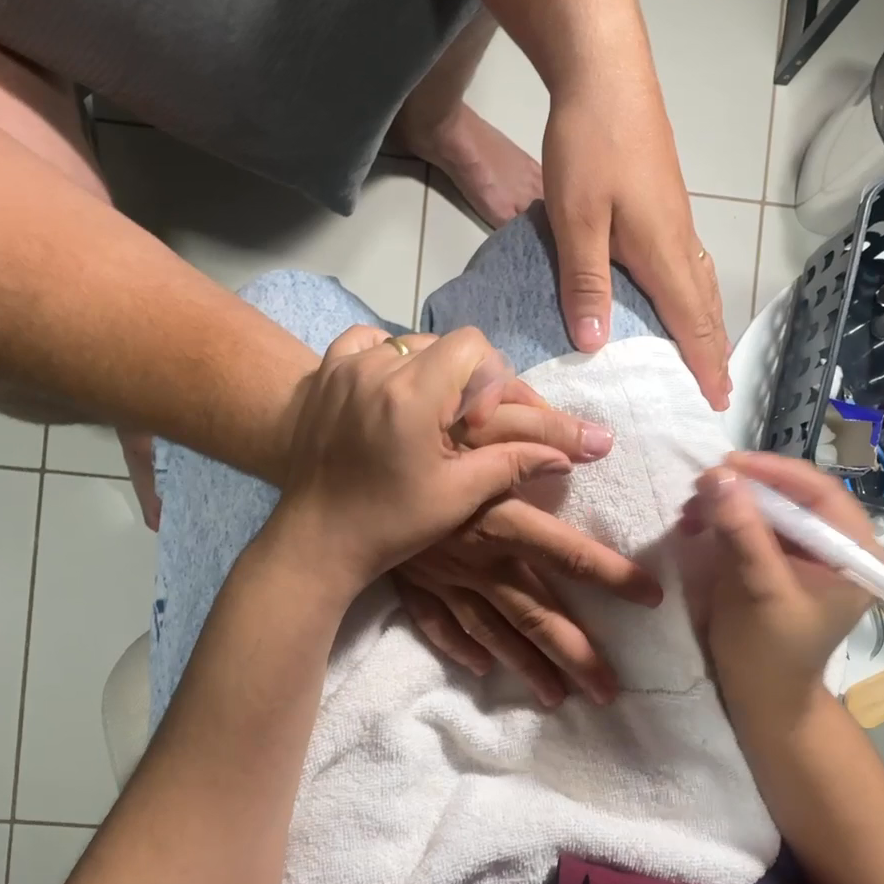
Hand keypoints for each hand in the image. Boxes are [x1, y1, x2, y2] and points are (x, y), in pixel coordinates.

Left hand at [271, 325, 574, 589]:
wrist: (316, 540)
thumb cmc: (391, 524)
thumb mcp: (459, 495)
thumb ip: (514, 462)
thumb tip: (566, 454)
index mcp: (412, 394)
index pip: (472, 346)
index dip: (488, 380)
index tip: (477, 426)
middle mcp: (375, 368)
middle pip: (443, 343)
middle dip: (463, 378)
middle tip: (461, 426)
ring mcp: (342, 368)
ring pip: (407, 343)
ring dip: (426, 370)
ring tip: (425, 415)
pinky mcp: (321, 376)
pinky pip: (363, 343)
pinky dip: (383, 357)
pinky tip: (389, 391)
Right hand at [395, 378, 663, 707]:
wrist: (345, 463)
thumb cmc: (419, 436)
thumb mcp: (481, 421)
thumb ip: (540, 430)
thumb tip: (600, 441)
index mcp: (503, 523)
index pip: (570, 557)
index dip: (614, 578)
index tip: (652, 600)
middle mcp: (480, 563)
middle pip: (536, 616)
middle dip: (576, 655)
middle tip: (610, 692)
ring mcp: (444, 580)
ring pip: (493, 633)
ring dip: (526, 667)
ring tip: (557, 699)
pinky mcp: (413, 582)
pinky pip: (439, 624)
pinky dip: (459, 647)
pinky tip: (481, 668)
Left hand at [543, 82, 729, 410]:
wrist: (605, 76)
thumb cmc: (590, 146)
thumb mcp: (576, 219)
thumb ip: (585, 282)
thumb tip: (596, 345)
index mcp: (663, 252)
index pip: (693, 322)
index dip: (705, 364)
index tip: (718, 401)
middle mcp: (680, 241)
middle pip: (706, 306)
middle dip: (714, 350)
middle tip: (719, 388)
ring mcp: (677, 219)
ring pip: (702, 283)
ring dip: (707, 323)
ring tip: (706, 354)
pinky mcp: (665, 204)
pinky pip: (690, 264)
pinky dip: (694, 295)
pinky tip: (680, 297)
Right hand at [682, 452, 881, 706]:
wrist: (761, 700)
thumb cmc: (772, 653)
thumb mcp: (760, 590)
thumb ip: (744, 533)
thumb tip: (717, 476)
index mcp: (855, 553)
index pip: (820, 492)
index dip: (774, 472)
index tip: (728, 464)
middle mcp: (835, 546)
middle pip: (792, 495)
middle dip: (745, 488)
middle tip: (701, 485)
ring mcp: (805, 553)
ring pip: (768, 507)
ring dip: (728, 503)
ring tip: (691, 508)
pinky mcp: (777, 561)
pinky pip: (752, 526)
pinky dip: (724, 520)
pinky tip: (696, 523)